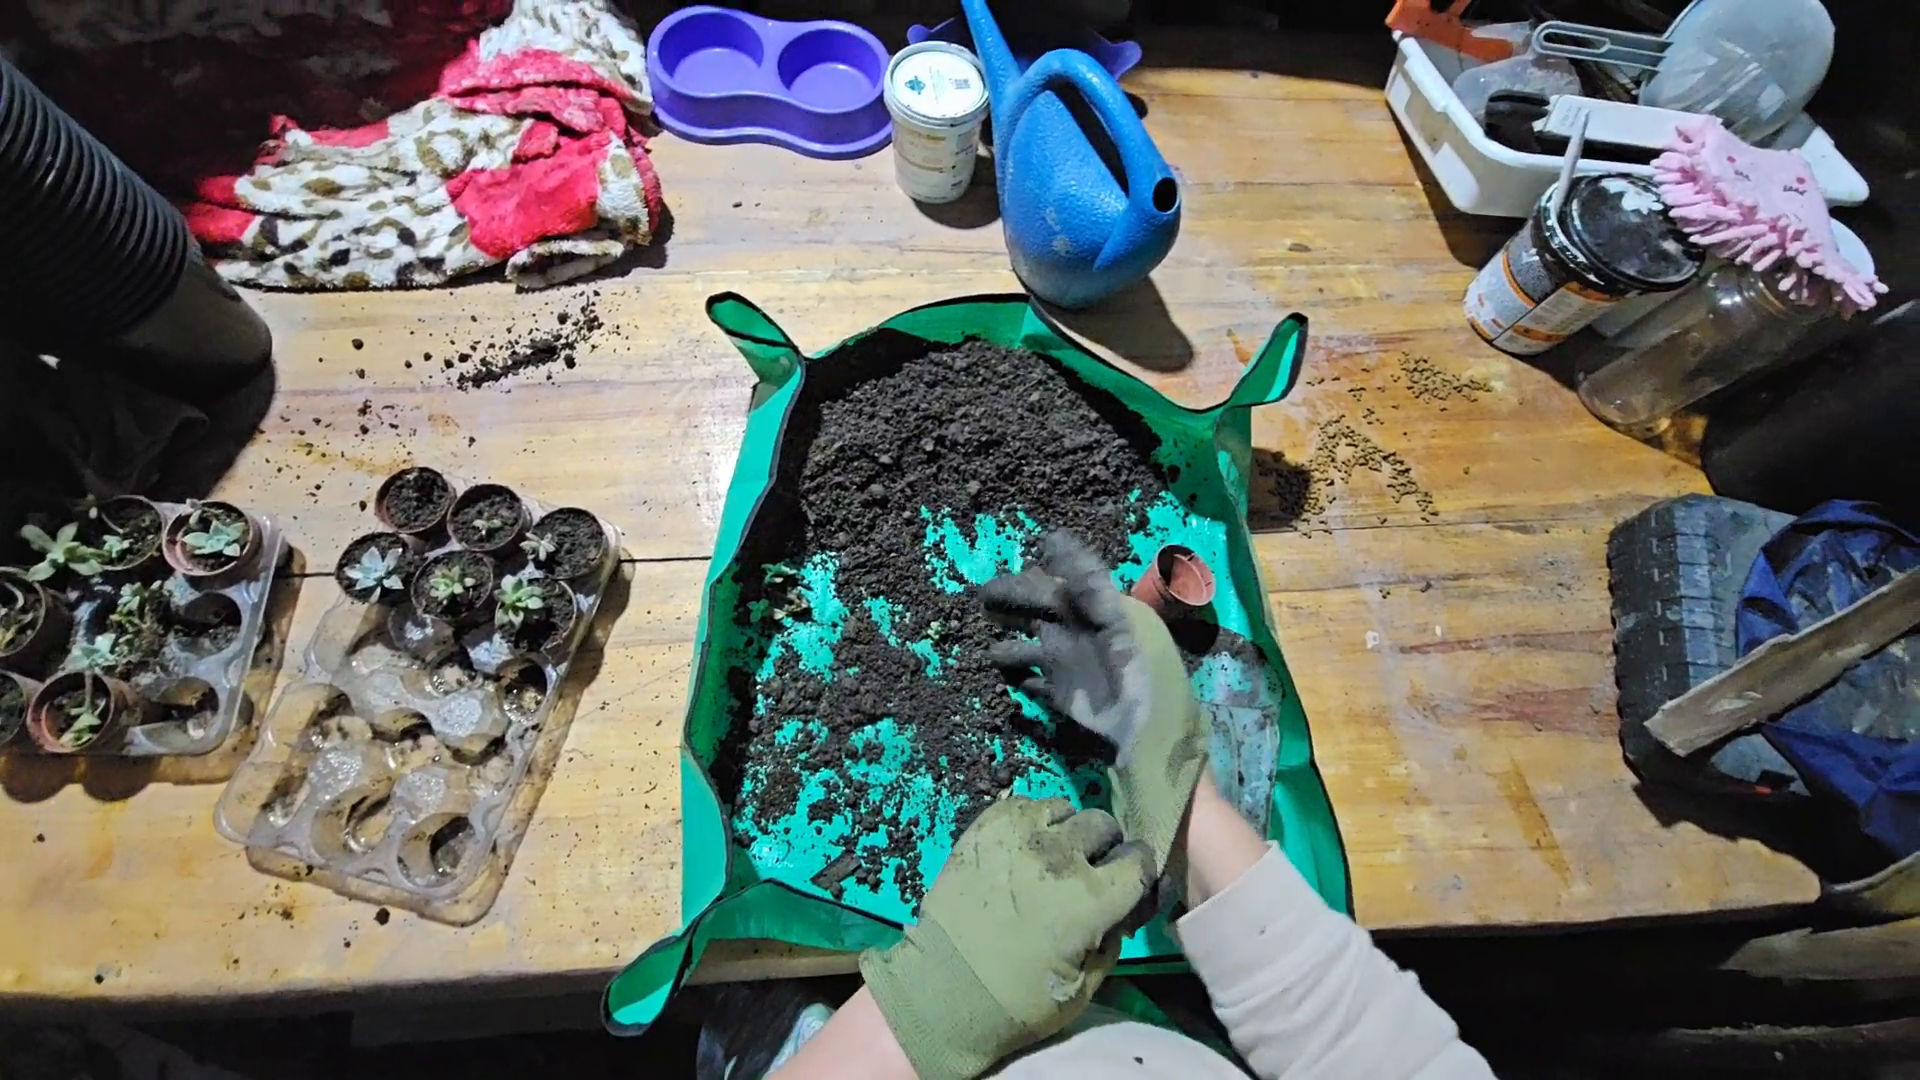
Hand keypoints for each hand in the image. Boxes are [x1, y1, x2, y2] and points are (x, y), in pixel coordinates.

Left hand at [859, 796, 1153, 1079]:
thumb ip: (1111, 940)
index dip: (1138, 869)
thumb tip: (1118, 912)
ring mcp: (1020, 833)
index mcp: (1091, 898)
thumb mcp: (1084, 987)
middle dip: (1105, 844)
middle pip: (1103, 824)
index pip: (1138, 859)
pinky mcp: (987, 824)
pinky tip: (1023, 843)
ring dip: (1066, 829)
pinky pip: (1023, 803)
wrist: (944, 987)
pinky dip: (1031, 819)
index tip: (1128, 879)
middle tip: (1090, 866)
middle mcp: (1060, 855)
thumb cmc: (1017, 1000)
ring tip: (1053, 852)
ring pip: (1064, 807)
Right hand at [981, 531, 1209, 873]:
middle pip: (1051, 608)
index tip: (1037, 542)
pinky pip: (1041, 681)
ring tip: (985, 643)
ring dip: (1012, 643)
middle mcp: (1097, 637)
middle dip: (1018, 599)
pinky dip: (1022, 677)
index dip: (1062, 561)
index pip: (1084, 580)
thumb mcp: (1129, 641)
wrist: (1162, 767)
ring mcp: (1083, 669)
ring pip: (1039, 644)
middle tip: (982, 596)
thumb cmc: (1154, 701)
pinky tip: (1004, 679)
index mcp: (1117, 618)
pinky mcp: (1073, 701)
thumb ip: (1098, 597)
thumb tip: (1063, 555)